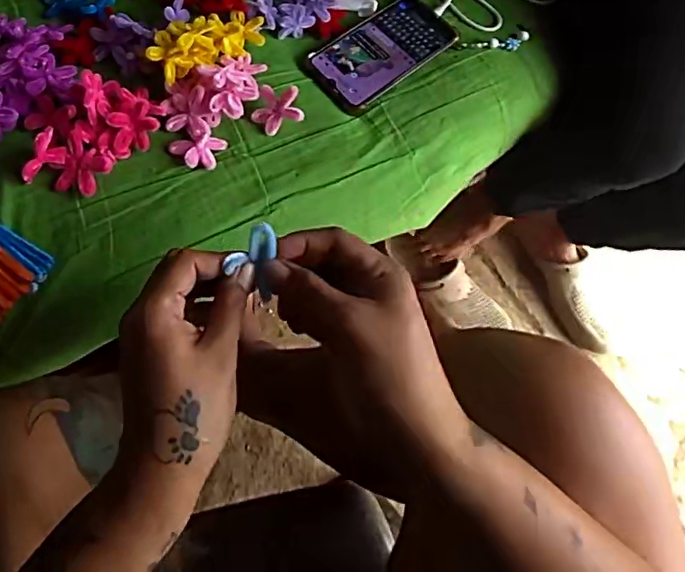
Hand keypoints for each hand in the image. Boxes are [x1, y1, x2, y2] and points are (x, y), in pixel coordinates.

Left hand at [116, 249, 249, 486]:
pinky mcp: (142, 346)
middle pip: (174, 271)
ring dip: (204, 289)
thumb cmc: (196, 409)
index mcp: (153, 310)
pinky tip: (220, 322)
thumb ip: (231, 303)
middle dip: (211, 272)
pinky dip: (193, 308)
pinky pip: (168, 311)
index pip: (184, 261)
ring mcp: (136, 330)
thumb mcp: (222, 350)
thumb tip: (244, 269)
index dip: (219, 260)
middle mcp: (137, 313)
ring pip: (172, 290)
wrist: (161, 468)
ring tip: (239, 302)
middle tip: (245, 284)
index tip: (249, 271)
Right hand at [245, 229, 468, 477]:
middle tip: (267, 290)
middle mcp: (373, 287)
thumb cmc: (388, 374)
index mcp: (380, 273)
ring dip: (297, 293)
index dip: (298, 244)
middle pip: (325, 263)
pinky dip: (304, 314)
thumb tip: (269, 264)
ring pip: (321, 289)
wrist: (420, 445)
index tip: (264, 260)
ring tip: (282, 313)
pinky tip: (293, 327)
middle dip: (295, 270)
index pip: (333, 240)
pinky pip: (322, 314)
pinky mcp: (355, 342)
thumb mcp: (347, 324)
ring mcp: (365, 315)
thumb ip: (308, 290)